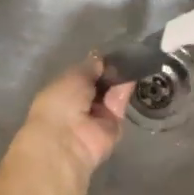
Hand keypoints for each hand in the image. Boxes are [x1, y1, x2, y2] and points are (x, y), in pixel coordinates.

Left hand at [10, 57, 133, 175]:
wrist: (66, 141)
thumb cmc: (60, 103)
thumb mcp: (73, 77)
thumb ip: (89, 67)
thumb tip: (100, 58)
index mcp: (62, 92)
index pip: (82, 76)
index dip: (94, 65)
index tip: (108, 53)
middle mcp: (80, 104)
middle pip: (100, 84)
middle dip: (110, 71)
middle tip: (125, 54)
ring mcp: (98, 116)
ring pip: (112, 93)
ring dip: (120, 78)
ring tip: (133, 58)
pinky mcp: (114, 125)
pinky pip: (120, 104)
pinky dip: (125, 90)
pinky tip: (133, 71)